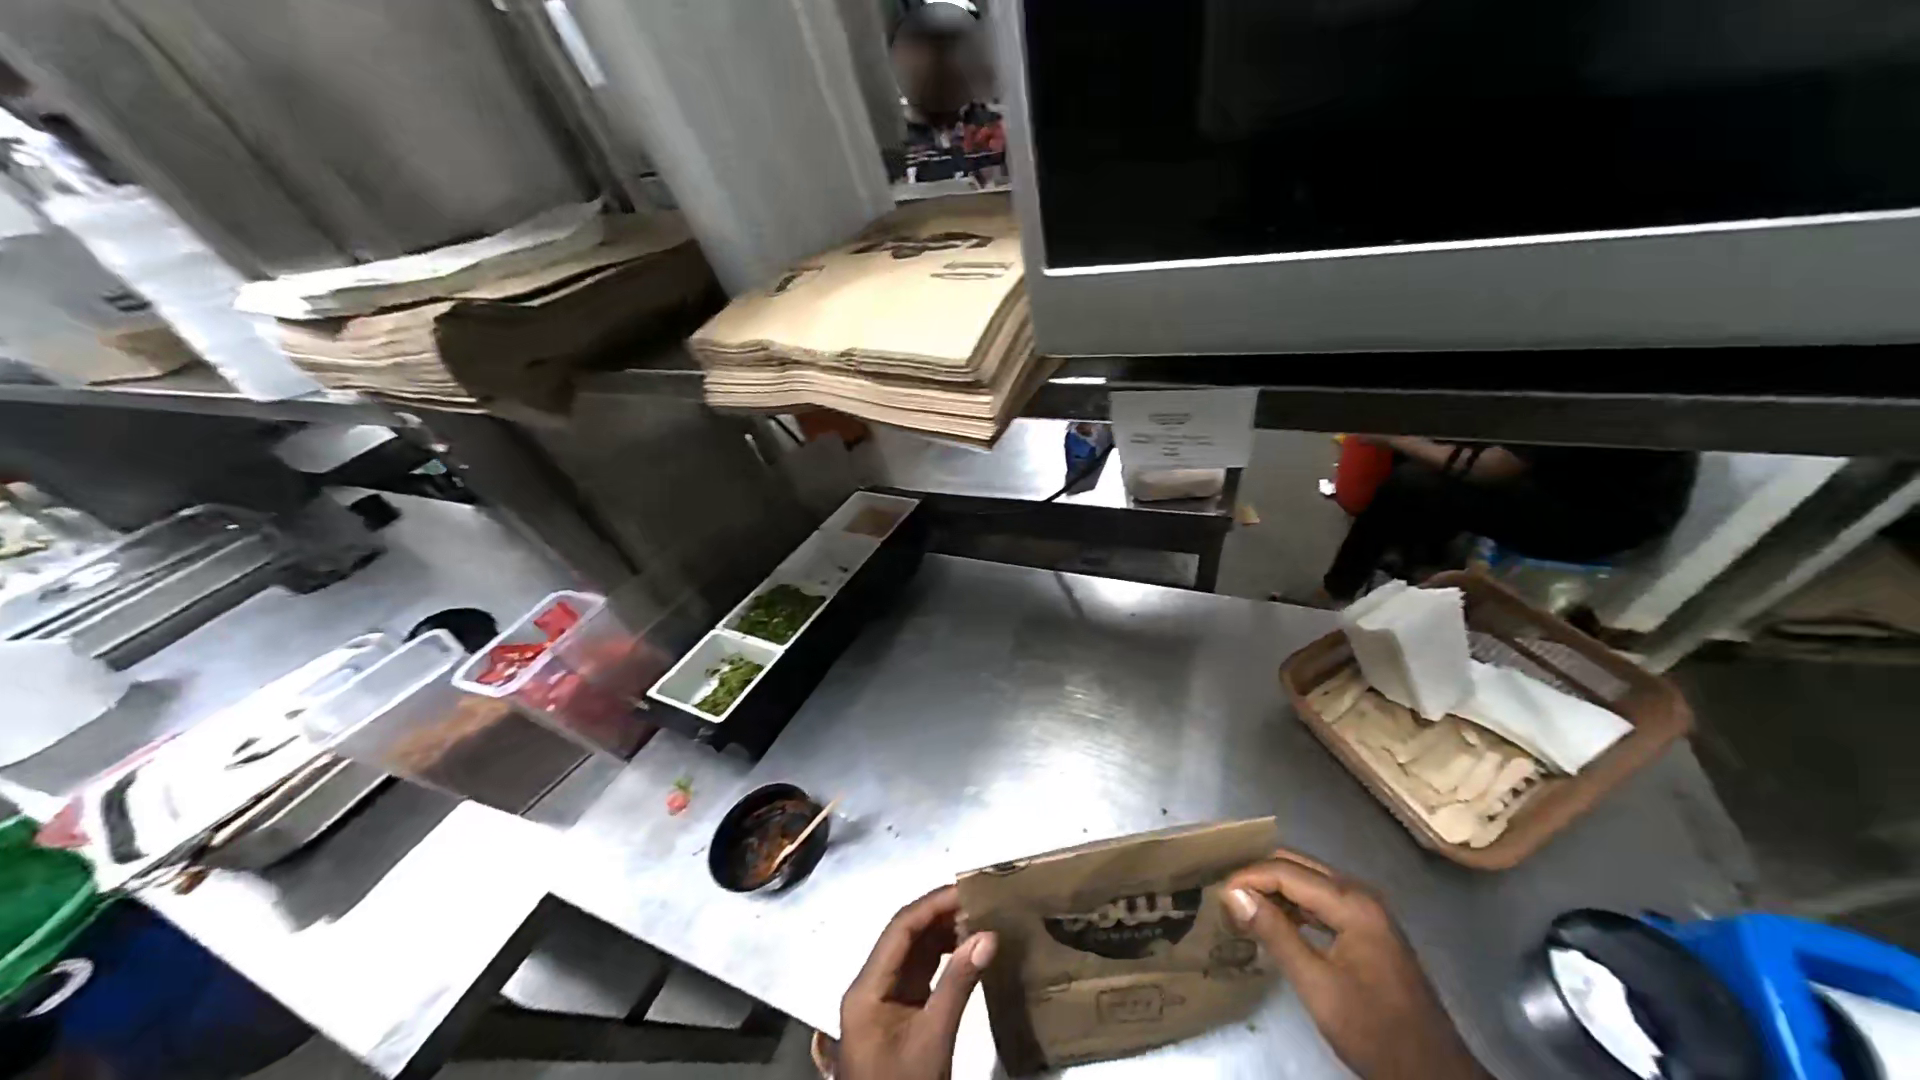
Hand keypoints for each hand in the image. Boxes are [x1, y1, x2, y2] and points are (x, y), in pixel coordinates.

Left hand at [839, 886, 996, 1079]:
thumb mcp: (933, 1038)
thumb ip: (959, 984)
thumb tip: (989, 934)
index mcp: (867, 987)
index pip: (900, 929)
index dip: (932, 905)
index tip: (966, 890)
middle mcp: (870, 985)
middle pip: (904, 936)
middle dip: (939, 915)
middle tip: (979, 901)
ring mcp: (883, 999)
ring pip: (912, 952)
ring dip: (942, 934)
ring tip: (978, 920)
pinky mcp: (897, 1013)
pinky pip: (919, 972)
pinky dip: (942, 958)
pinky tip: (966, 950)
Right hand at [1221, 853, 1489, 1079]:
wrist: (1433, 1075)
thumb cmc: (1373, 1030)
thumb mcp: (1316, 985)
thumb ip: (1275, 933)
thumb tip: (1233, 894)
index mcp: (1352, 904)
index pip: (1287, 872)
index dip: (1249, 877)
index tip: (1218, 892)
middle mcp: (1361, 896)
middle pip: (1299, 866)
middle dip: (1260, 875)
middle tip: (1227, 894)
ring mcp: (1368, 912)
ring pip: (1309, 881)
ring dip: (1275, 889)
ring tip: (1243, 906)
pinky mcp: (1368, 930)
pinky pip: (1322, 901)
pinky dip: (1294, 904)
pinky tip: (1275, 922)